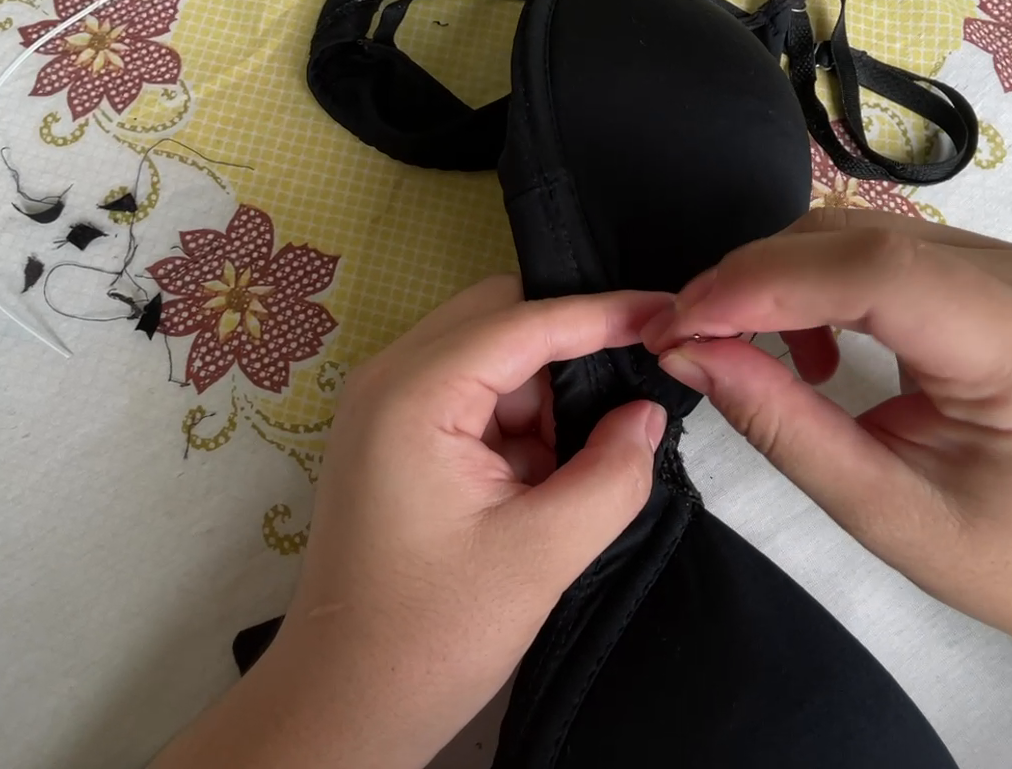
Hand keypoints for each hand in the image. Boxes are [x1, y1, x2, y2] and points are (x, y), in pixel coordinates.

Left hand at [155, 277, 668, 768]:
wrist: (345, 700)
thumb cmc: (432, 633)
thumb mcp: (540, 555)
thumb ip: (611, 474)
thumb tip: (647, 412)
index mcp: (414, 392)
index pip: (523, 320)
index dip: (600, 311)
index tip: (666, 311)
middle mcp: (391, 375)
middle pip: (499, 317)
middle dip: (569, 347)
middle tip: (629, 388)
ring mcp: (389, 399)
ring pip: (491, 353)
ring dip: (544, 393)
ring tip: (572, 461)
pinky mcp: (398, 429)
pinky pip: (475, 390)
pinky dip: (519, 419)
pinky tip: (539, 475)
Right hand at [642, 209, 1011, 653]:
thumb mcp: (882, 512)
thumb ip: (779, 423)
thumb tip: (684, 353)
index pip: (878, 274)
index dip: (762, 283)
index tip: (679, 321)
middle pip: (863, 238)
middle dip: (755, 278)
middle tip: (689, 334)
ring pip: (863, 231)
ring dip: (783, 278)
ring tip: (754, 349)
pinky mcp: (1001, 268)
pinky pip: (883, 247)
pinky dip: (819, 282)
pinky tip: (818, 344)